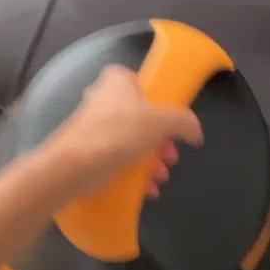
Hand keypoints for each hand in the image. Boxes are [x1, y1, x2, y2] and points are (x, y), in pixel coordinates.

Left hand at [44, 65, 204, 197]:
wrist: (74, 166)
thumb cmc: (118, 133)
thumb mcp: (160, 121)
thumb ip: (183, 122)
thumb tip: (195, 132)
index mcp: (117, 80)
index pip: (143, 83)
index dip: (161, 103)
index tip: (172, 124)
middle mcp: (103, 97)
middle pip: (141, 116)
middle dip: (160, 140)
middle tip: (170, 156)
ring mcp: (94, 124)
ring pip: (130, 140)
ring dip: (150, 160)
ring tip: (159, 177)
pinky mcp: (88, 148)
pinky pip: (117, 157)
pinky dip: (133, 172)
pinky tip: (146, 189)